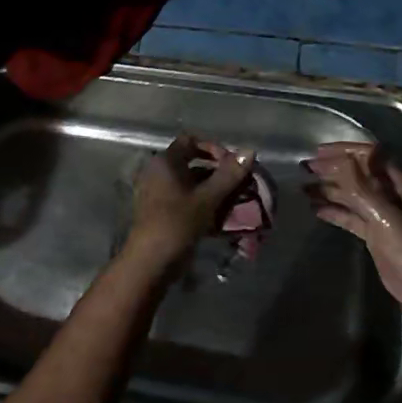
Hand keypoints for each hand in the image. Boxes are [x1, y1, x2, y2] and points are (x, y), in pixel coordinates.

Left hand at [126, 135, 256, 264]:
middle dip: (219, 173)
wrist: (151, 261)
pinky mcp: (163, 211)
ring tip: (234, 203)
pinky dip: (204, 203)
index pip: (191, 141)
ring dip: (214, 190)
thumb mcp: (207, 198)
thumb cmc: (177, 223)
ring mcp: (159, 193)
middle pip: (193, 163)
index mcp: (165, 163)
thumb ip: (229, 174)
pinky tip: (221, 216)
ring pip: (192, 184)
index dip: (213, 148)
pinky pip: (187, 200)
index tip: (231, 165)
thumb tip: (250, 150)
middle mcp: (159, 173)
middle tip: (239, 185)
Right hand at [304, 142, 401, 315]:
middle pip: (360, 176)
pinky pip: (353, 218)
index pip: (372, 157)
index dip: (346, 152)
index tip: (319, 153)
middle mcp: (394, 196)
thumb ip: (362, 188)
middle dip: (334, 170)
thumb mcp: (386, 216)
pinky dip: (336, 212)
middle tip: (305, 169)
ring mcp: (385, 216)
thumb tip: (341, 159)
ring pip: (354, 197)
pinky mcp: (377, 236)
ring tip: (303, 188)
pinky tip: (316, 209)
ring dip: (331, 191)